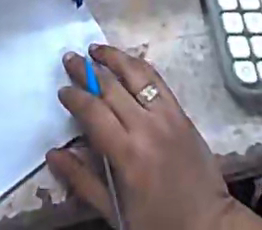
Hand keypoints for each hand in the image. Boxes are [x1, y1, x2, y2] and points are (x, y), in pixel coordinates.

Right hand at [47, 46, 249, 229]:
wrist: (208, 224)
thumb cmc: (157, 223)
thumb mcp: (115, 211)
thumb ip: (82, 180)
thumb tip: (53, 154)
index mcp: (127, 155)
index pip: (94, 112)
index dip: (75, 97)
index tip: (63, 90)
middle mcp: (146, 127)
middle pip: (111, 88)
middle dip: (87, 71)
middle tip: (70, 59)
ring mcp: (166, 116)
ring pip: (136, 74)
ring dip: (113, 57)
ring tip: (95, 49)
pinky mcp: (181, 112)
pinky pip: (157, 80)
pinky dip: (139, 66)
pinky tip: (127, 61)